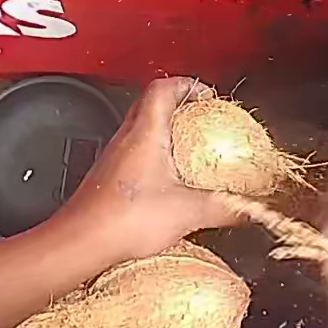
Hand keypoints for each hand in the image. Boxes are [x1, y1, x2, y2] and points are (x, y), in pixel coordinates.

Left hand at [54, 78, 242, 261]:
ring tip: (192, 146)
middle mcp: (127, 138)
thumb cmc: (123, 220)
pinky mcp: (110, 176)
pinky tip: (170, 178)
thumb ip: (223, 209)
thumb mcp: (188, 213)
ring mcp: (115, 156)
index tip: (208, 96)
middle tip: (202, 117)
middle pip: (152, 103)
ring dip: (167, 129)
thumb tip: (247, 210)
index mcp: (147, 134)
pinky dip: (155, 154)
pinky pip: (135, 151)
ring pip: (142, 127)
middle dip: (180, 104)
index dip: (188, 85)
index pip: (164, 88)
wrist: (81, 242)